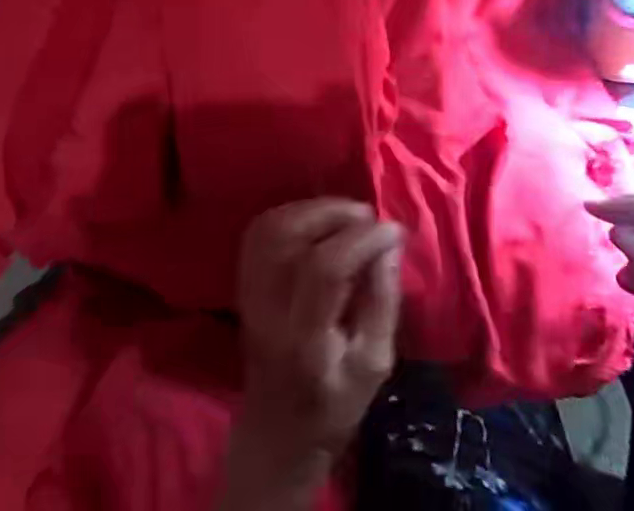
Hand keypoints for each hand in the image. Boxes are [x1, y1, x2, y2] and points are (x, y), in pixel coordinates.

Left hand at [219, 198, 402, 510]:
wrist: (277, 424)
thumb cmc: (336, 402)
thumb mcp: (375, 364)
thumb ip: (381, 302)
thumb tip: (388, 244)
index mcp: (305, 338)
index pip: (324, 270)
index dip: (359, 240)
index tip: (391, 228)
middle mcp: (267, 306)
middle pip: (287, 237)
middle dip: (331, 214)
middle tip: (368, 214)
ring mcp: (247, 290)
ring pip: (268, 228)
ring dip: (308, 209)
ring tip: (346, 213)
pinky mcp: (241, 281)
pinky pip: (257, 233)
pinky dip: (287, 214)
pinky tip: (315, 218)